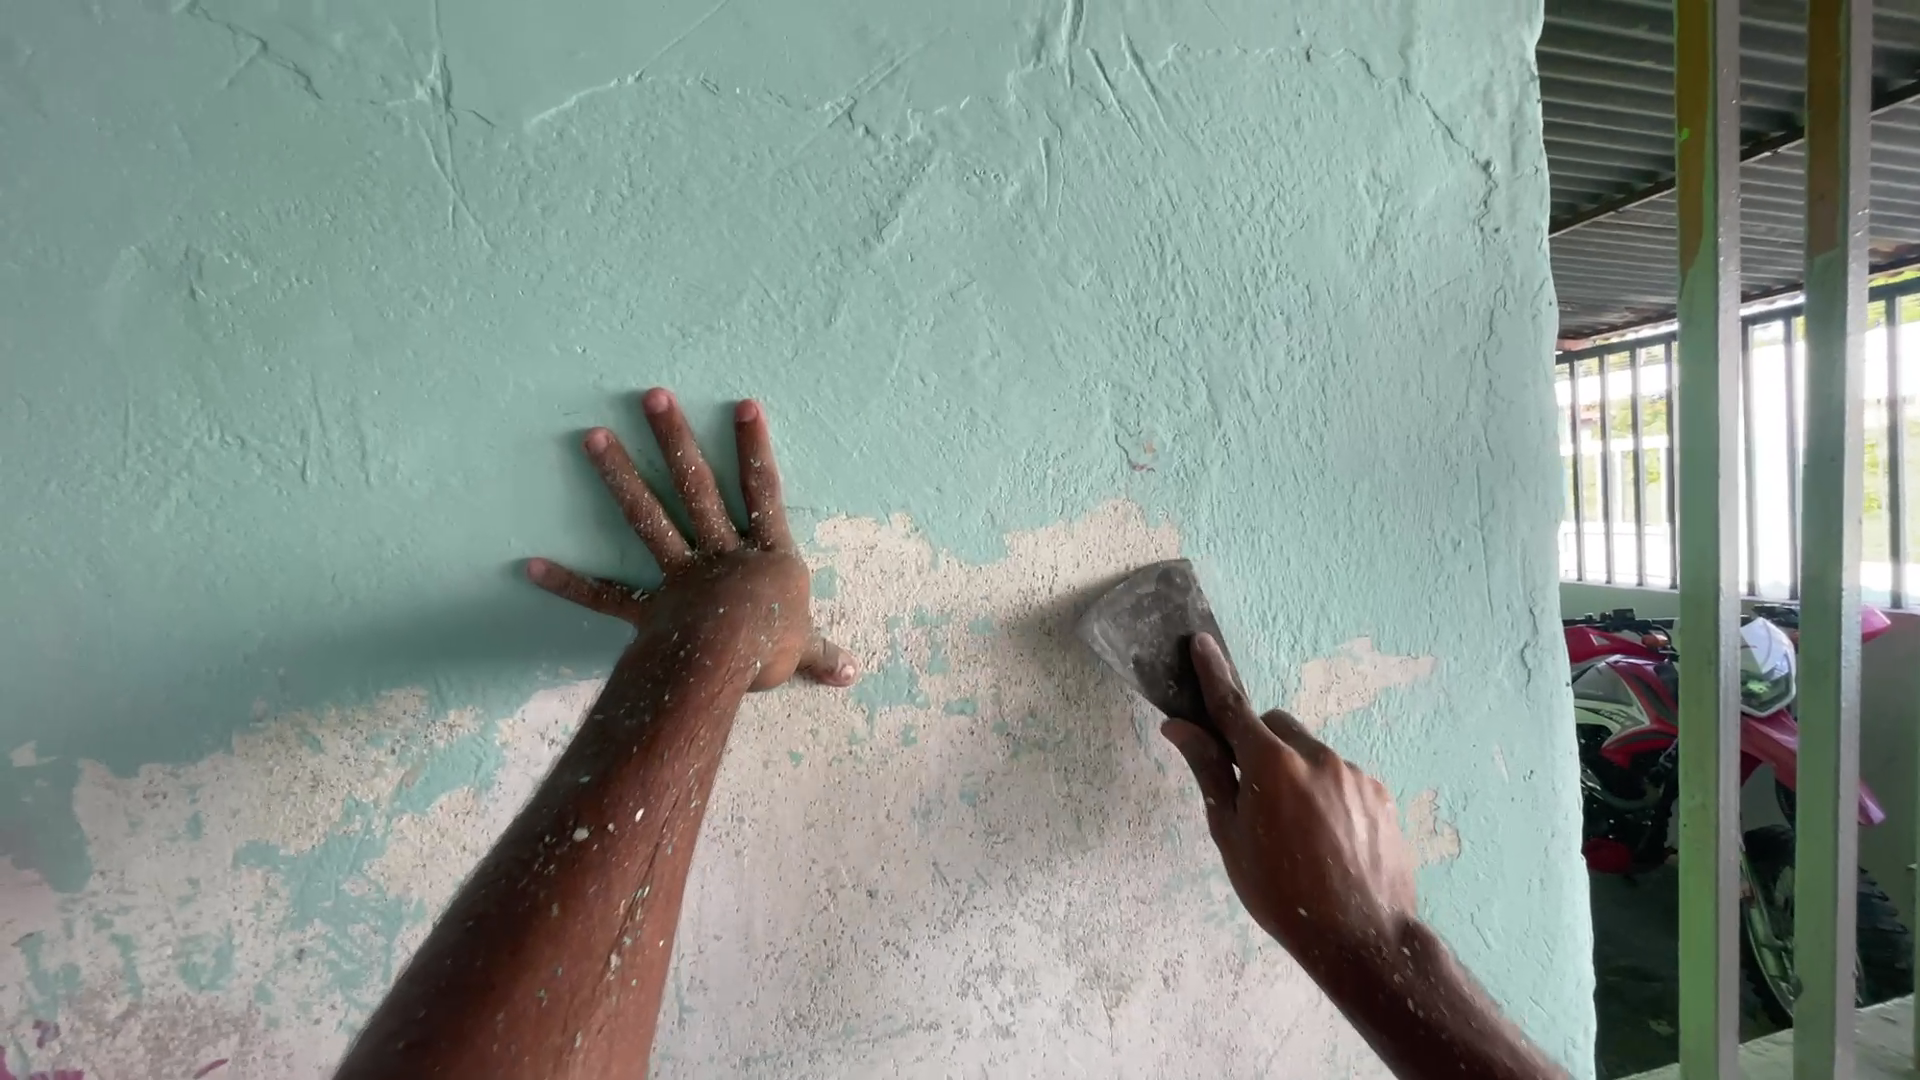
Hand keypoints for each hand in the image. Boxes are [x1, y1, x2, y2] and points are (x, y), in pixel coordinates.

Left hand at [525, 388, 856, 689]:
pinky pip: (606, 595)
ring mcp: (681, 577)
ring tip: (592, 435)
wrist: (726, 668)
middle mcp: (721, 555)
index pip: (763, 492)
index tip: (743, 404)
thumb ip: (824, 654)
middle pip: (698, 488)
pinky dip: (571, 583)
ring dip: (621, 477)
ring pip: (649, 519)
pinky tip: (530, 566)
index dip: (755, 449)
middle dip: (676, 441)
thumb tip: (853, 673)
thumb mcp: (806, 649)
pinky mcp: (650, 609)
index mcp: (765, 556)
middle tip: (652, 397)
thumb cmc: (771, 650)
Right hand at [1161, 634, 1415, 973]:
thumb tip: (1179, 728)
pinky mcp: (1379, 791)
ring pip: (1309, 751)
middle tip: (1251, 789)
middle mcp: (1315, 757)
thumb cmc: (1280, 892)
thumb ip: (1208, 771)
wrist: (1364, 941)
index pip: (1232, 707)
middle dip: (1258, 742)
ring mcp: (1353, 773)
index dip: (1213, 674)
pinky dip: (1323, 788)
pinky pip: (1339, 773)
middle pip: (1275, 725)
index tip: (1201, 643)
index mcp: (1271, 766)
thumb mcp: (1229, 834)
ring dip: (1293, 769)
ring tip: (1295, 825)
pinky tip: (1325, 833)